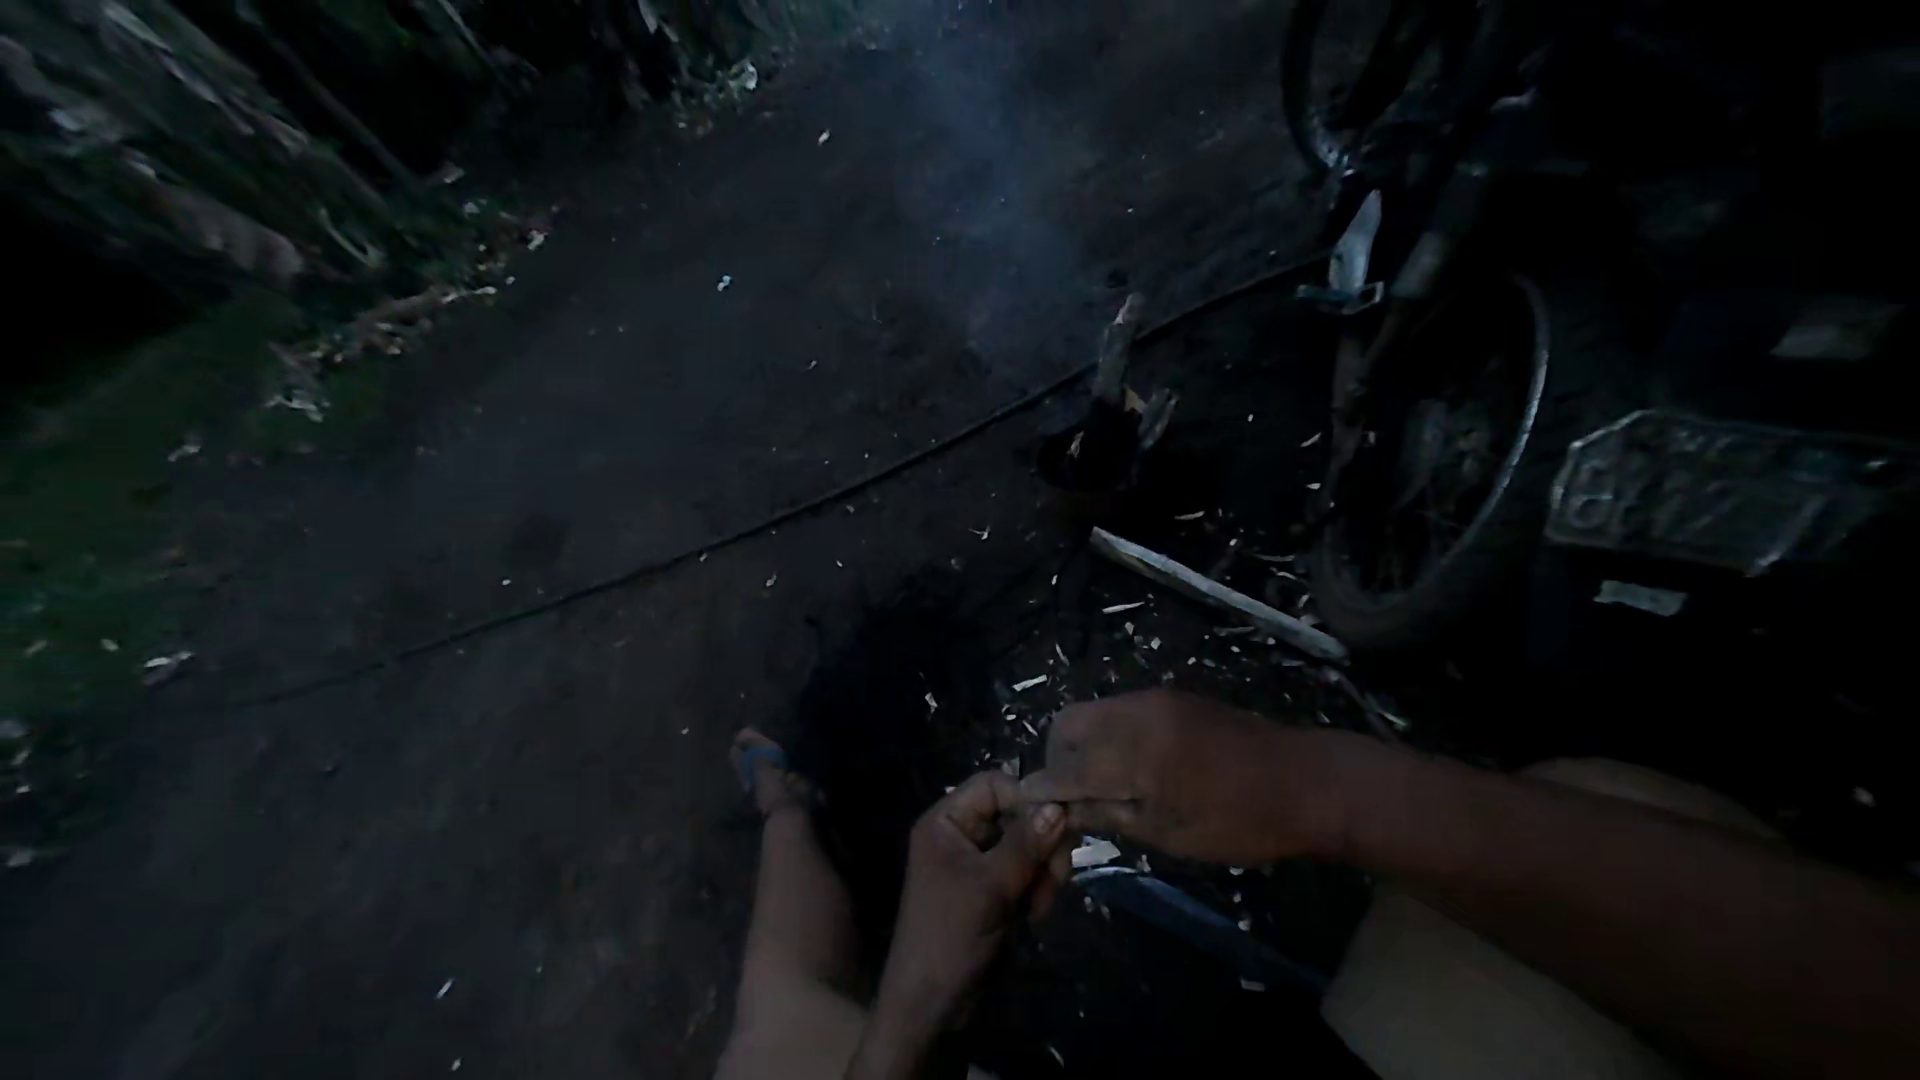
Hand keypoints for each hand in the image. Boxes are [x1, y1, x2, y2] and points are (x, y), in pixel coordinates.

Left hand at [852, 772, 1068, 1076]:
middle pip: (1016, 813)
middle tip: (1056, 876)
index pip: (993, 785)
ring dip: (1043, 870)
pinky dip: (1038, 887)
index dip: (1026, 798)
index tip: (1059, 823)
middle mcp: (962, 833)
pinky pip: (1028, 870)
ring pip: (1028, 843)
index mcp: (947, 820)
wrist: (932, 1009)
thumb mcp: (989, 887)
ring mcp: (980, 861)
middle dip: (1040, 843)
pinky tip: (1036, 914)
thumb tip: (1058, 805)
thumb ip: (1025, 844)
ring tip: (1041, 905)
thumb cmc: (949, 936)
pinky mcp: (995, 888)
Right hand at [1021, 689, 1344, 865]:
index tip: (1027, 803)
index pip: (1069, 766)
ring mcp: (1154, 698)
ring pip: (1092, 712)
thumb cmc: (1241, 822)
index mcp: (1139, 751)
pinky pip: (1117, 709)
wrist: (1307, 780)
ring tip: (1094, 783)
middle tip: (1066, 794)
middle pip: (1069, 723)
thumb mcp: (1171, 833)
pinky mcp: (1168, 696)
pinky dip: (1106, 734)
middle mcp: (1137, 712)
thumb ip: (1109, 814)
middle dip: (1056, 757)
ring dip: (1080, 744)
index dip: (1044, 787)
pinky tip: (1124, 765)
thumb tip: (1061, 810)